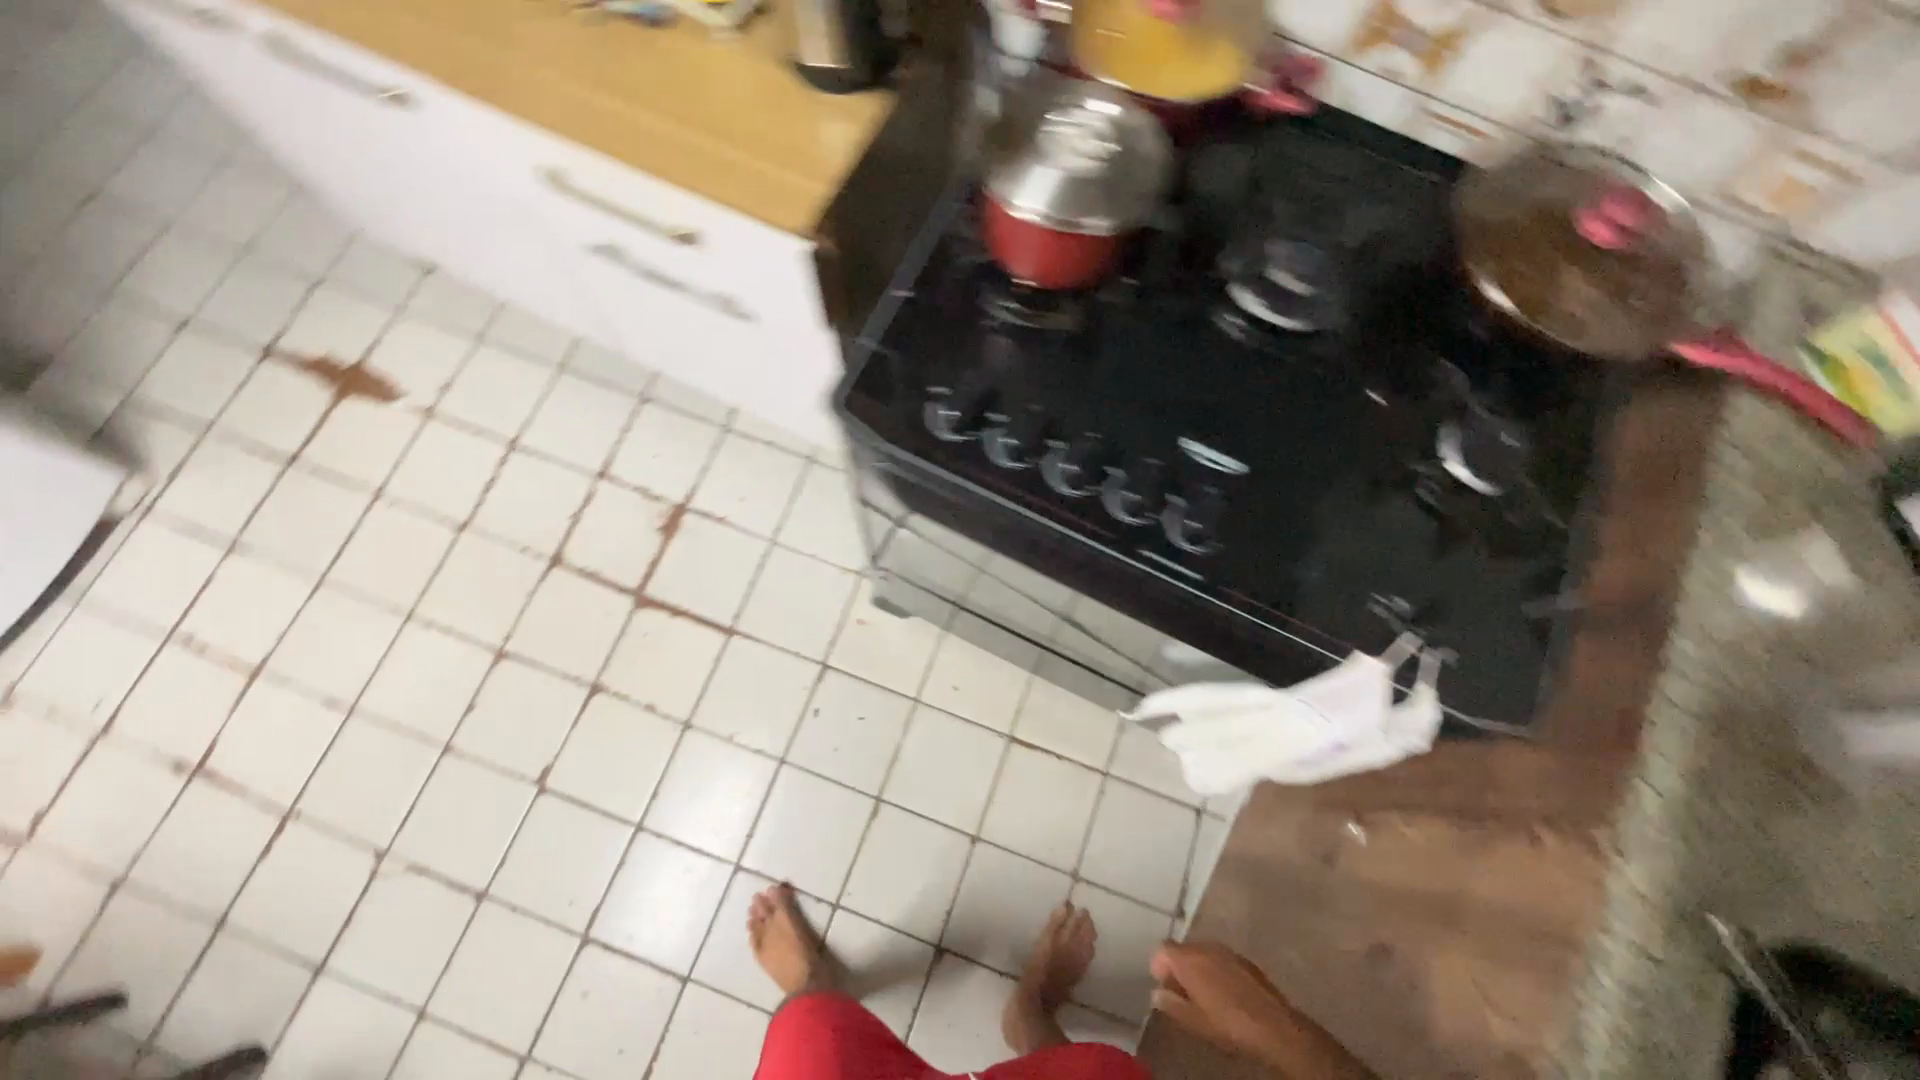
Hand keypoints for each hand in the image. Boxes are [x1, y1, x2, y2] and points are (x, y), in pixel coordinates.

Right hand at [1149, 941, 1297, 1063]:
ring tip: (1204, 994)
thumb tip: (1157, 993)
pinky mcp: (1245, 959)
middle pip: (1182, 949)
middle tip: (1183, 993)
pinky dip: (1217, 970)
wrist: (1274, 1026)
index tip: (1165, 988)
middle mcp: (1206, 947)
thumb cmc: (1227, 1024)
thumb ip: (1170, 1004)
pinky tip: (1226, 992)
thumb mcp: (1193, 1021)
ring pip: (1203, 953)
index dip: (1159, 967)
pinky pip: (1221, 959)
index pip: (1162, 949)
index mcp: (1188, 959)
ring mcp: (1228, 951)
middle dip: (1178, 967)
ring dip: (1198, 968)